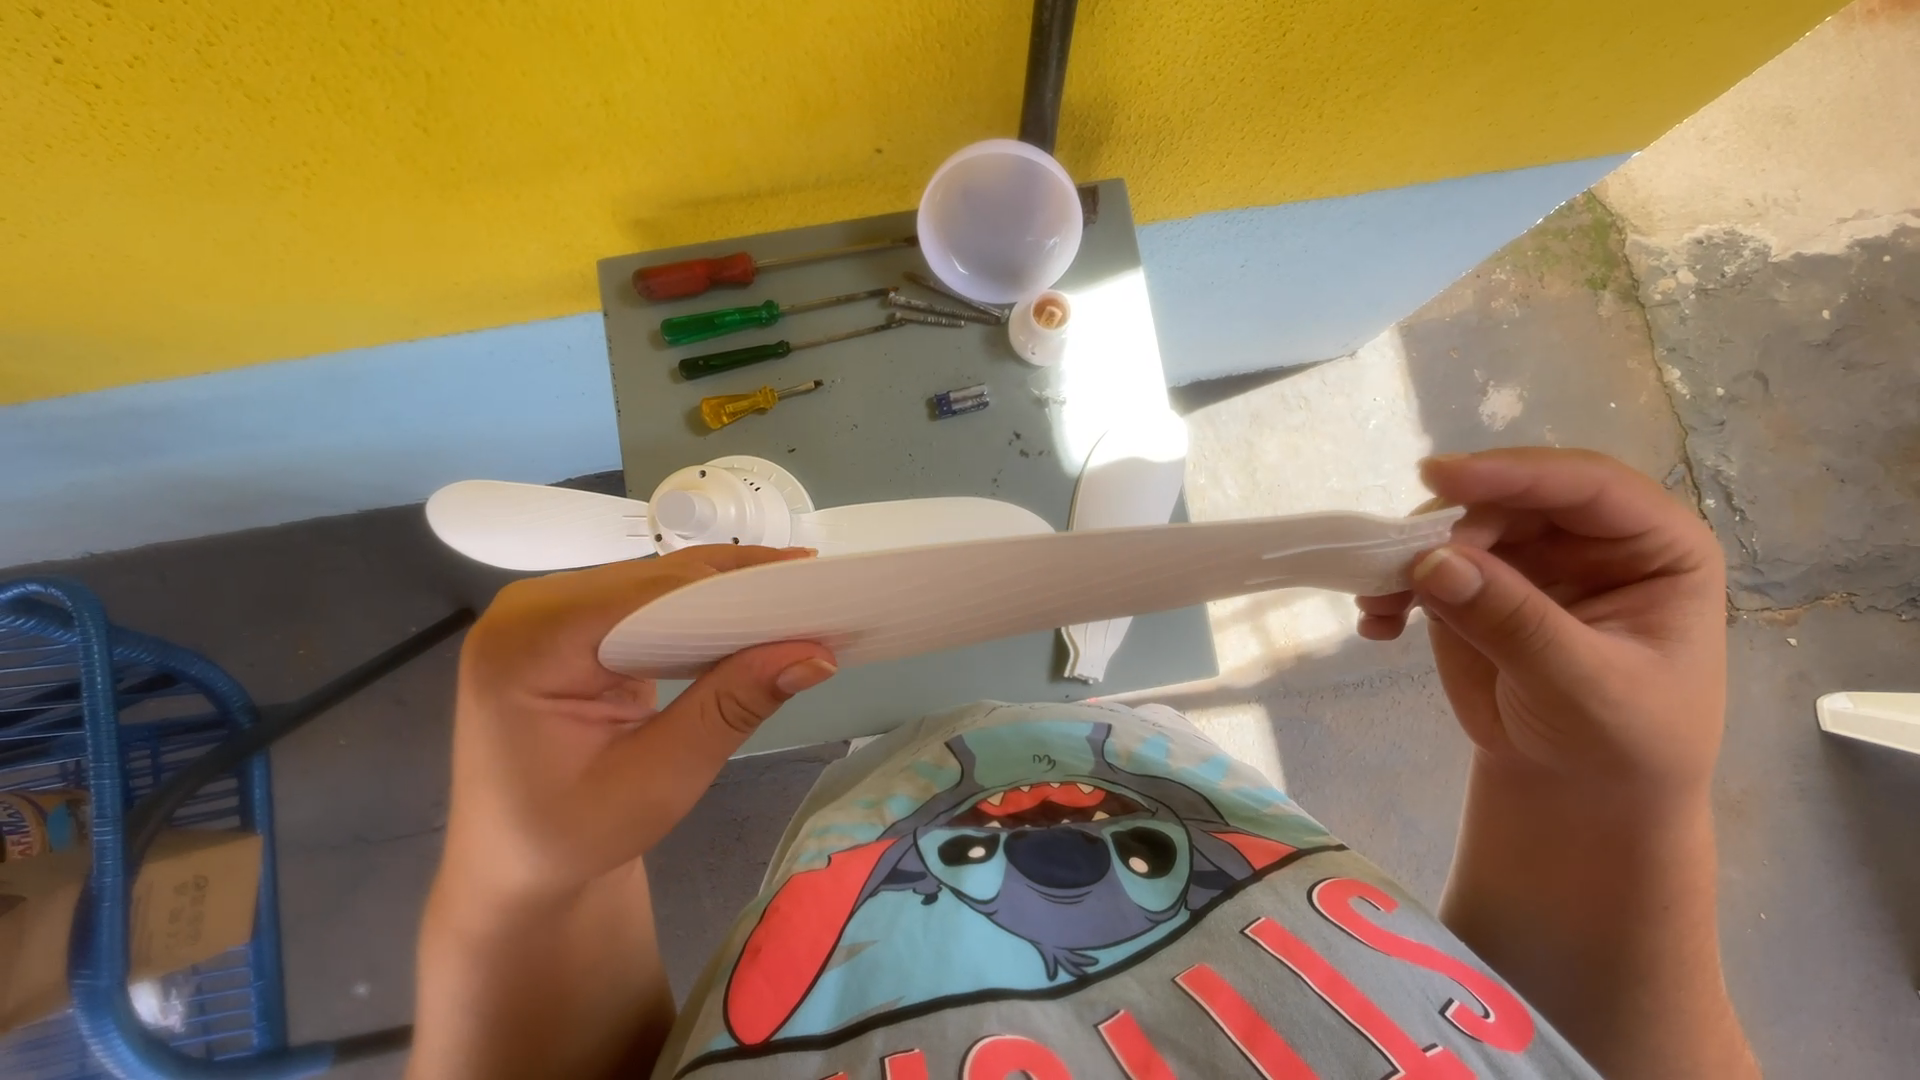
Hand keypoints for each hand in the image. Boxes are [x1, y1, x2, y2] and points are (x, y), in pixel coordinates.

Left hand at [442, 546, 837, 905]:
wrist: (515, 864)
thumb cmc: (571, 837)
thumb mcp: (660, 781)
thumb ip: (732, 708)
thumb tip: (814, 653)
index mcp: (525, 645)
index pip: (648, 594)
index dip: (731, 589)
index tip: (808, 588)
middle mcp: (529, 610)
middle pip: (654, 580)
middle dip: (738, 587)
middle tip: (821, 589)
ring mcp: (548, 612)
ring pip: (657, 582)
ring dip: (727, 593)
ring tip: (801, 595)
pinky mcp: (572, 623)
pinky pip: (649, 600)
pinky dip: (703, 608)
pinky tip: (752, 613)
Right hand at [1358, 448, 1725, 805]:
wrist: (1577, 785)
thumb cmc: (1620, 740)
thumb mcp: (1582, 685)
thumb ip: (1513, 622)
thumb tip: (1432, 560)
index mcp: (1651, 546)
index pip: (1585, 486)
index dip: (1513, 474)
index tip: (1439, 479)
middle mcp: (1585, 540)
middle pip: (1506, 502)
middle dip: (1446, 527)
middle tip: (1398, 566)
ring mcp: (1525, 562)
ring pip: (1454, 530)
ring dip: (1405, 558)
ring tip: (1377, 603)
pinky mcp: (1473, 588)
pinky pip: (1422, 568)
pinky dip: (1393, 588)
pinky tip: (1378, 624)